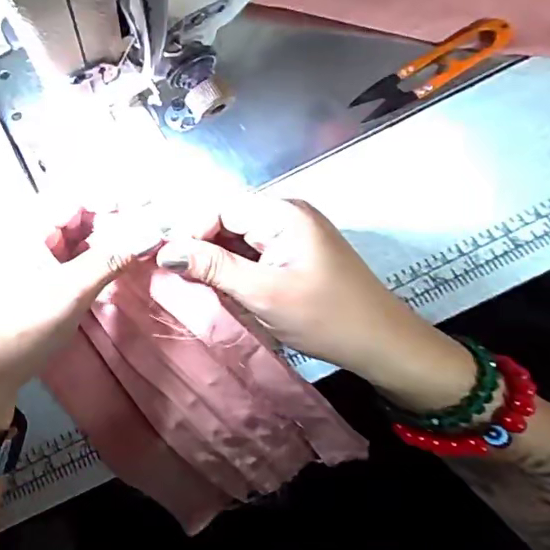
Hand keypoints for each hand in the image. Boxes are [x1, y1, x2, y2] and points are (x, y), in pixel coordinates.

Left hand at [0, 208, 159, 438]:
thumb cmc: (23, 325)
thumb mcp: (71, 291)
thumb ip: (112, 257)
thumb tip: (153, 231)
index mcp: (29, 225)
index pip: (78, 194)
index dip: (115, 197)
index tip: (148, 208)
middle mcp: (30, 232)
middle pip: (80, 210)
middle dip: (116, 216)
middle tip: (151, 230)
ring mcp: (34, 255)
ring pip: (79, 233)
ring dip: (110, 236)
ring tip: (141, 245)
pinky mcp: (39, 276)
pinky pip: (74, 254)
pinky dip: (98, 254)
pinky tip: (118, 262)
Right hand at [155, 196, 474, 412]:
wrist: (383, 343)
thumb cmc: (325, 318)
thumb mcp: (264, 294)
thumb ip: (215, 268)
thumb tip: (167, 251)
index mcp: (283, 213)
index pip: (222, 206)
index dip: (190, 229)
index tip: (166, 261)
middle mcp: (288, 213)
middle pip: (230, 217)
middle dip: (201, 242)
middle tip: (174, 274)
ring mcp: (295, 233)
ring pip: (241, 235)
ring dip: (217, 256)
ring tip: (193, 282)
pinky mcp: (298, 253)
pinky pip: (256, 250)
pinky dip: (236, 266)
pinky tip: (222, 285)